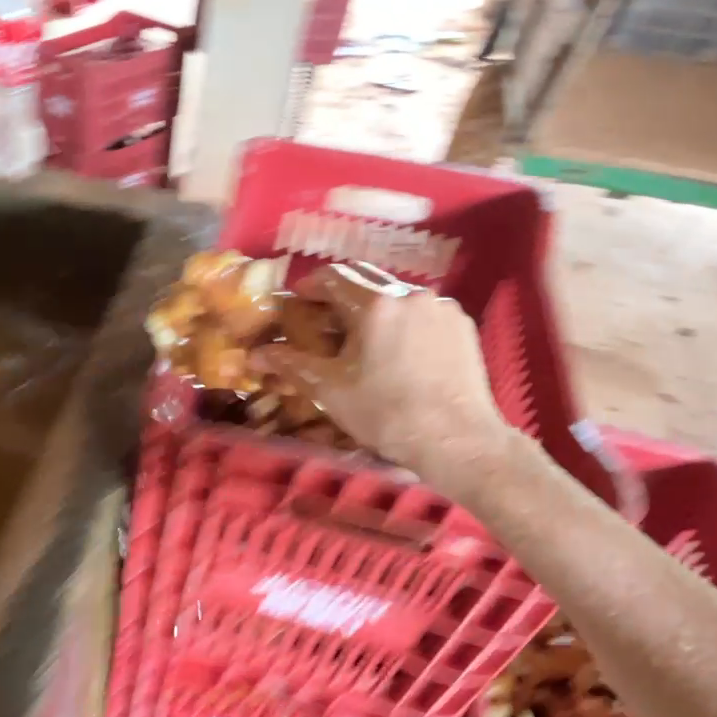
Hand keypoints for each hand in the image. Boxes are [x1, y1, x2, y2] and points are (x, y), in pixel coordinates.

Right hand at [260, 266, 518, 494]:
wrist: (456, 440)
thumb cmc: (386, 414)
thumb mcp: (330, 391)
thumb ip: (292, 364)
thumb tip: (255, 354)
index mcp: (375, 304)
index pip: (334, 276)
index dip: (310, 286)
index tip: (296, 302)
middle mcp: (411, 294)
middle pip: (367, 279)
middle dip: (341, 293)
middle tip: (323, 318)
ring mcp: (441, 307)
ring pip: (397, 295)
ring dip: (373, 308)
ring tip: (361, 339)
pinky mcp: (461, 325)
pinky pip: (423, 312)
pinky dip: (402, 322)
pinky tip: (397, 352)